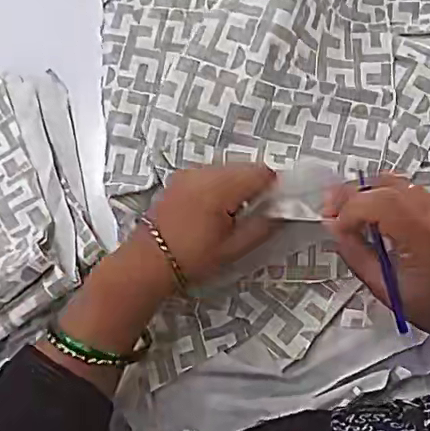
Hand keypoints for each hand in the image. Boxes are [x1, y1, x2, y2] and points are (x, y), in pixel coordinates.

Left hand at [140, 161, 280, 285]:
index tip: (270, 210)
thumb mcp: (234, 248)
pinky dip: (219, 187)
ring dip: (236, 186)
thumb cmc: (192, 258)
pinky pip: (210, 174)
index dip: (273, 189)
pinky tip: (211, 212)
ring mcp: (189, 173)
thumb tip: (282, 212)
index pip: (262, 172)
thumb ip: (263, 226)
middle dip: (254, 188)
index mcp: (219, 187)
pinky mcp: (179, 178)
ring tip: (228, 217)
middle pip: (245, 167)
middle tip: (250, 217)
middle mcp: (204, 172)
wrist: (148, 263)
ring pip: (228, 169)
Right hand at [323, 175, 429, 348]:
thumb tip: (334, 228)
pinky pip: (408, 190)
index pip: (375, 203)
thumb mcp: (385, 288)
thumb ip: (356, 254)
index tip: (333, 227)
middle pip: (384, 186)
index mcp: (422, 233)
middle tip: (330, 210)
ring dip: (368, 193)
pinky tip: (373, 213)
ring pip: (396, 182)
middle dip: (352, 196)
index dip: (347, 212)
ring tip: (347, 210)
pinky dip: (385, 196)